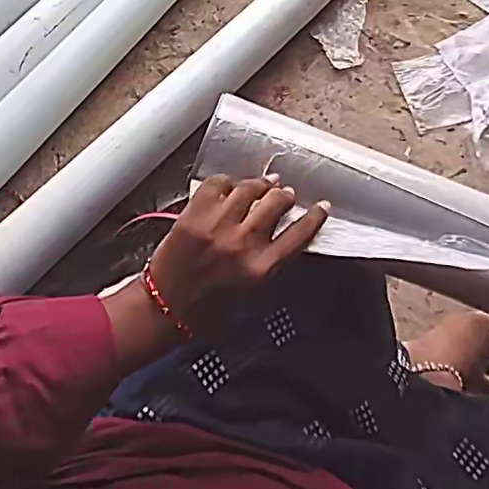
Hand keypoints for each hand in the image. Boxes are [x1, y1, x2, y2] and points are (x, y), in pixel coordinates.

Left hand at [146, 174, 328, 332]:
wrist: (167, 305)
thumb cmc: (208, 305)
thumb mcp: (252, 291)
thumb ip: (269, 262)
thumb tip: (281, 235)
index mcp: (261, 267)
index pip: (299, 234)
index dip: (314, 217)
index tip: (322, 207)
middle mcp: (243, 243)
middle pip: (276, 203)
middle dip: (284, 195)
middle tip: (284, 193)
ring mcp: (218, 224)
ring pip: (249, 188)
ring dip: (259, 184)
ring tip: (262, 184)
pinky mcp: (195, 213)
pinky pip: (218, 183)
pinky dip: (226, 182)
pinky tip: (229, 187)